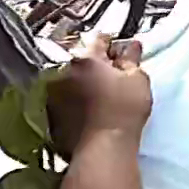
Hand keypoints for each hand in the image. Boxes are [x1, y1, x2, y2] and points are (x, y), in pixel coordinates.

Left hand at [48, 31, 152, 156]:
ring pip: (73, 79)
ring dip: (85, 81)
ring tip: (104, 94)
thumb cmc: (123, 111)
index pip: (99, 38)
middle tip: (117, 74)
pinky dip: (77, 99)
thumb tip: (130, 47)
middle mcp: (63, 72)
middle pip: (83, 59)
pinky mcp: (50, 115)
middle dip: (98, 64)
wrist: (103, 149)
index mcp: (85, 58)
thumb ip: (132, 59)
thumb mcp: (137, 79)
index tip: (122, 51)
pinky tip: (92, 109)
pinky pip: (66, 98)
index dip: (114, 43)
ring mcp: (53, 94)